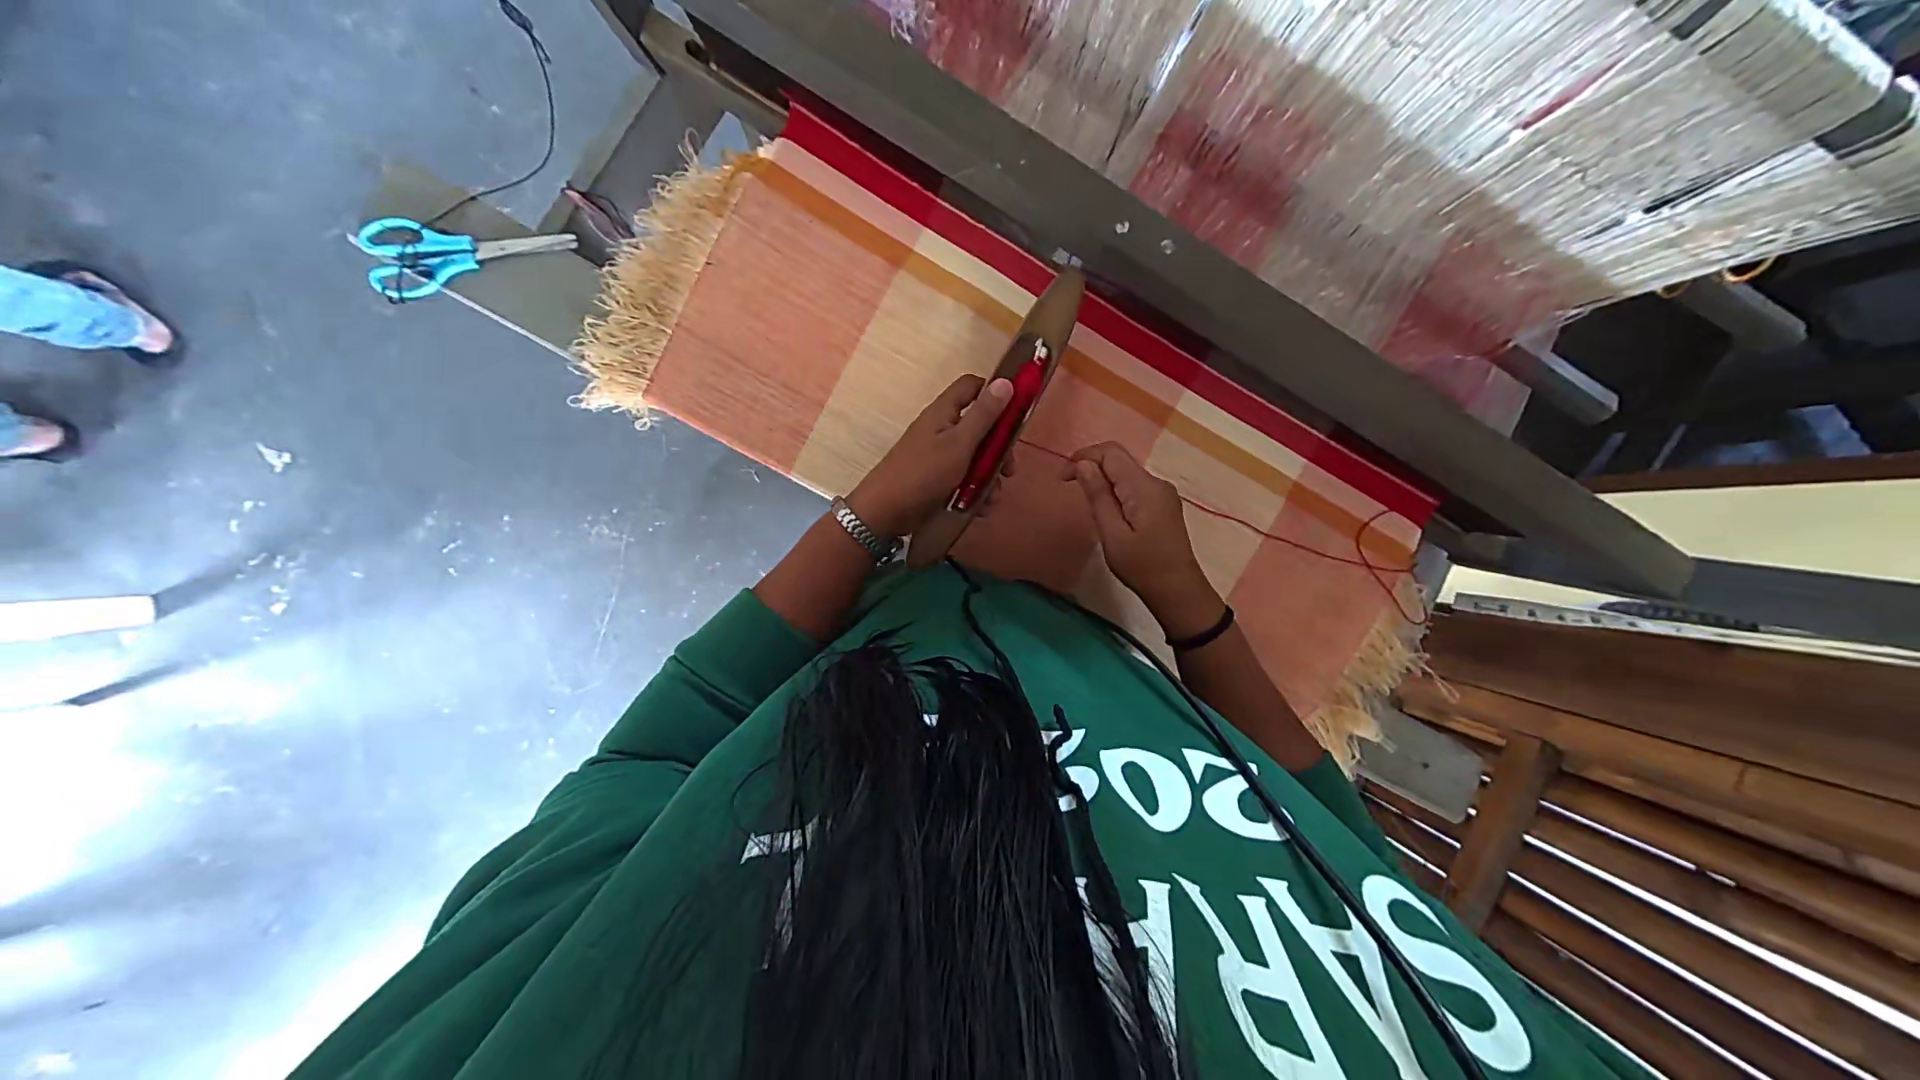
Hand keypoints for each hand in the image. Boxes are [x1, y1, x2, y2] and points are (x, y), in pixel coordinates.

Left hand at [847, 374, 1012, 537]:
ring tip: (990, 498)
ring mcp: (940, 456)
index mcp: (945, 412)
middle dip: (999, 449)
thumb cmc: (923, 472)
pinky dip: (974, 493)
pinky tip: (979, 509)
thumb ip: (984, 415)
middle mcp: (943, 430)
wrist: (885, 512)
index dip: (995, 393)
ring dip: (988, 478)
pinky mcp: (938, 480)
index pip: (972, 387)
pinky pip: (965, 480)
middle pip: (981, 428)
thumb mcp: (960, 443)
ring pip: (976, 459)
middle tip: (1008, 470)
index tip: (1016, 412)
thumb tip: (1006, 382)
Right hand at [1071, 442, 1223, 636]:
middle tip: (1070, 487)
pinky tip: (1108, 510)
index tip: (1062, 478)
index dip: (1083, 457)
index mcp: (1143, 487)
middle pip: (1119, 459)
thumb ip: (1098, 496)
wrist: (1177, 590)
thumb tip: (1083, 464)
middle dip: (1091, 466)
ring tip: (1087, 501)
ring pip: (1126, 472)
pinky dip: (1116, 489)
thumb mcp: (1112, 534)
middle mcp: (1156, 482)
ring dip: (1103, 478)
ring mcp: (1163, 493)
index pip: (1110, 453)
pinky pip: (1135, 485)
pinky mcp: (1164, 503)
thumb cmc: (1141, 566)